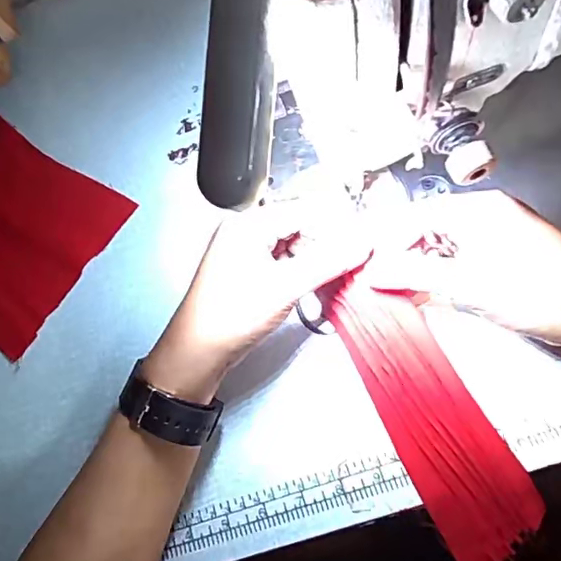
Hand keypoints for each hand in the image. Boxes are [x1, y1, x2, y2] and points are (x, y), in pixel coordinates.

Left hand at [145, 201, 371, 402]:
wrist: (198, 351)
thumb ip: (328, 262)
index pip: (306, 210)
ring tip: (328, 278)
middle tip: (347, 263)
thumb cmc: (227, 317)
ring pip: (294, 243)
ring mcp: (244, 250)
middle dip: (326, 243)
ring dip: (315, 258)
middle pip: (301, 224)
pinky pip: (283, 259)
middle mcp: (244, 230)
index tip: (361, 240)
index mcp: (249, 224)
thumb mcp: (287, 286)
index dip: (337, 225)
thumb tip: (360, 245)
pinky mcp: (247, 270)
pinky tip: (309, 286)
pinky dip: (301, 270)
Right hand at [358, 191, 560, 394]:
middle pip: (428, 229)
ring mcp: (501, 236)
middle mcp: (490, 215)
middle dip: (401, 255)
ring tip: (403, 292)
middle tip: (380, 283)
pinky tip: (436, 295)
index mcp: (478, 208)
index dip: (385, 243)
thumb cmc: (544, 291)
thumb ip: (416, 275)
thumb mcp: (467, 284)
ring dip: (422, 268)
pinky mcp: (510, 259)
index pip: (414, 216)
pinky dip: (445, 276)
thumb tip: (378, 270)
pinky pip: (465, 260)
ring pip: (446, 246)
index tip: (367, 267)